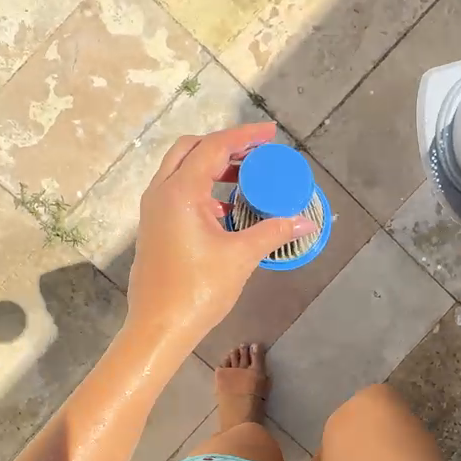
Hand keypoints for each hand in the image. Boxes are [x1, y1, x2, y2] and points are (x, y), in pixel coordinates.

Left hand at [124, 123, 316, 346]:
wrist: (159, 326)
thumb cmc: (198, 289)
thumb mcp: (241, 257)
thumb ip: (273, 232)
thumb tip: (306, 222)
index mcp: (180, 192)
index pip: (214, 148)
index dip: (244, 136)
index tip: (270, 134)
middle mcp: (161, 192)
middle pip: (191, 150)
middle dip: (225, 146)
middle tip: (256, 153)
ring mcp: (154, 210)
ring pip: (182, 171)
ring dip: (212, 167)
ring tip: (246, 179)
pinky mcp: (155, 227)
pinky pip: (178, 192)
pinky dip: (202, 188)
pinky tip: (226, 209)